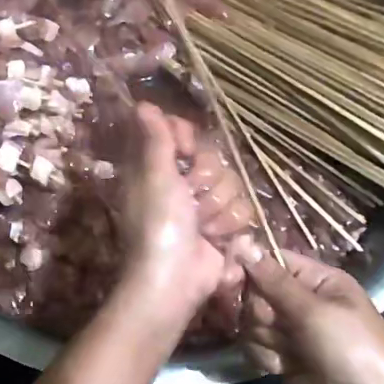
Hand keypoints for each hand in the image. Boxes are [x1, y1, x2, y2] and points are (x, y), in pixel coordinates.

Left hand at [117, 104, 231, 315]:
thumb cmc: (158, 226)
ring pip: (231, 181)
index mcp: (154, 169)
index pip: (180, 132)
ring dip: (218, 205)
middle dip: (206, 177)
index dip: (187, 137)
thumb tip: (141, 105)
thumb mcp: (155, 177)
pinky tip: (216, 238)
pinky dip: (230, 224)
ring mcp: (201, 205)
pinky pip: (242, 207)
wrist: (175, 279)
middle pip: (211, 156)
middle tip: (192, 196)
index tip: (184, 150)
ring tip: (202, 225)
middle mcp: (177, 183)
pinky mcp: (222, 226)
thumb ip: (155, 140)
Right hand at [233, 241, 383, 383]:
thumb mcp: (314, 310)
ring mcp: (288, 327)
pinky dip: (263, 355)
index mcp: (318, 280)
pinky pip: (251, 343)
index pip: (273, 260)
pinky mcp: (277, 352)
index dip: (250, 266)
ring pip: (249, 319)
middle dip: (258, 310)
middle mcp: (301, 299)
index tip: (230, 275)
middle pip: (254, 290)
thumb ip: (273, 280)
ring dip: (262, 336)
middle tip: (273, 324)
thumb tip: (242, 242)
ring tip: (286, 351)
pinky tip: (281, 366)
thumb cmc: (350, 348)